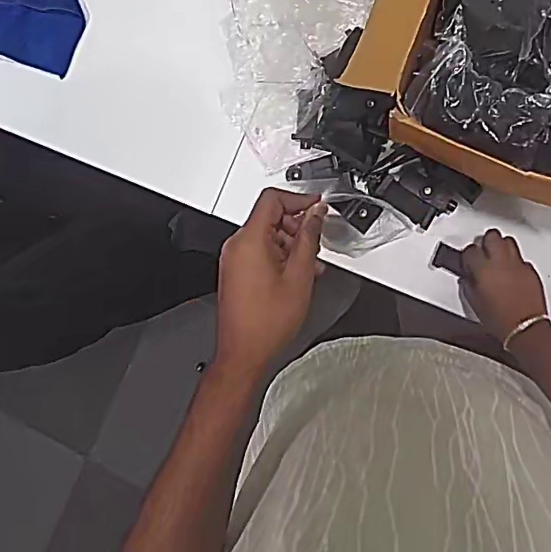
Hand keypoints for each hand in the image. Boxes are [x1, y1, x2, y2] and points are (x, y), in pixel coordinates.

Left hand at [215, 189, 325, 376]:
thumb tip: (316, 215)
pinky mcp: (236, 270)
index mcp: (250, 240)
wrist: (244, 353)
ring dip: (291, 242)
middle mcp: (237, 245)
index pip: (272, 199)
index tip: (316, 206)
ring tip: (309, 263)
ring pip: (267, 234)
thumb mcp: (299, 274)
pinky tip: (296, 272)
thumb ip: (309, 238)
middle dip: (297, 225)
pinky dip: (279, 254)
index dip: (298, 199)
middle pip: (270, 216)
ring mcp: (234, 258)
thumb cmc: (265, 323)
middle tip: (316, 238)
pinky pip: (260, 250)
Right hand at [460, 229, 547, 346]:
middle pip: (492, 236)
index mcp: (483, 269)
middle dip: (486, 241)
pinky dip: (515, 261)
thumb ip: (468, 286)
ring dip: (501, 246)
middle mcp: (500, 262)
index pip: (470, 250)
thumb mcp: (476, 304)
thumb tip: (467, 279)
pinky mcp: (530, 270)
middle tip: (483, 251)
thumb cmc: (501, 320)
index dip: (468, 255)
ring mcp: (517, 265)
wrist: (526, 329)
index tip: (468, 261)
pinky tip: (511, 271)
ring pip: (508, 241)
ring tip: (498, 256)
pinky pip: (521, 258)